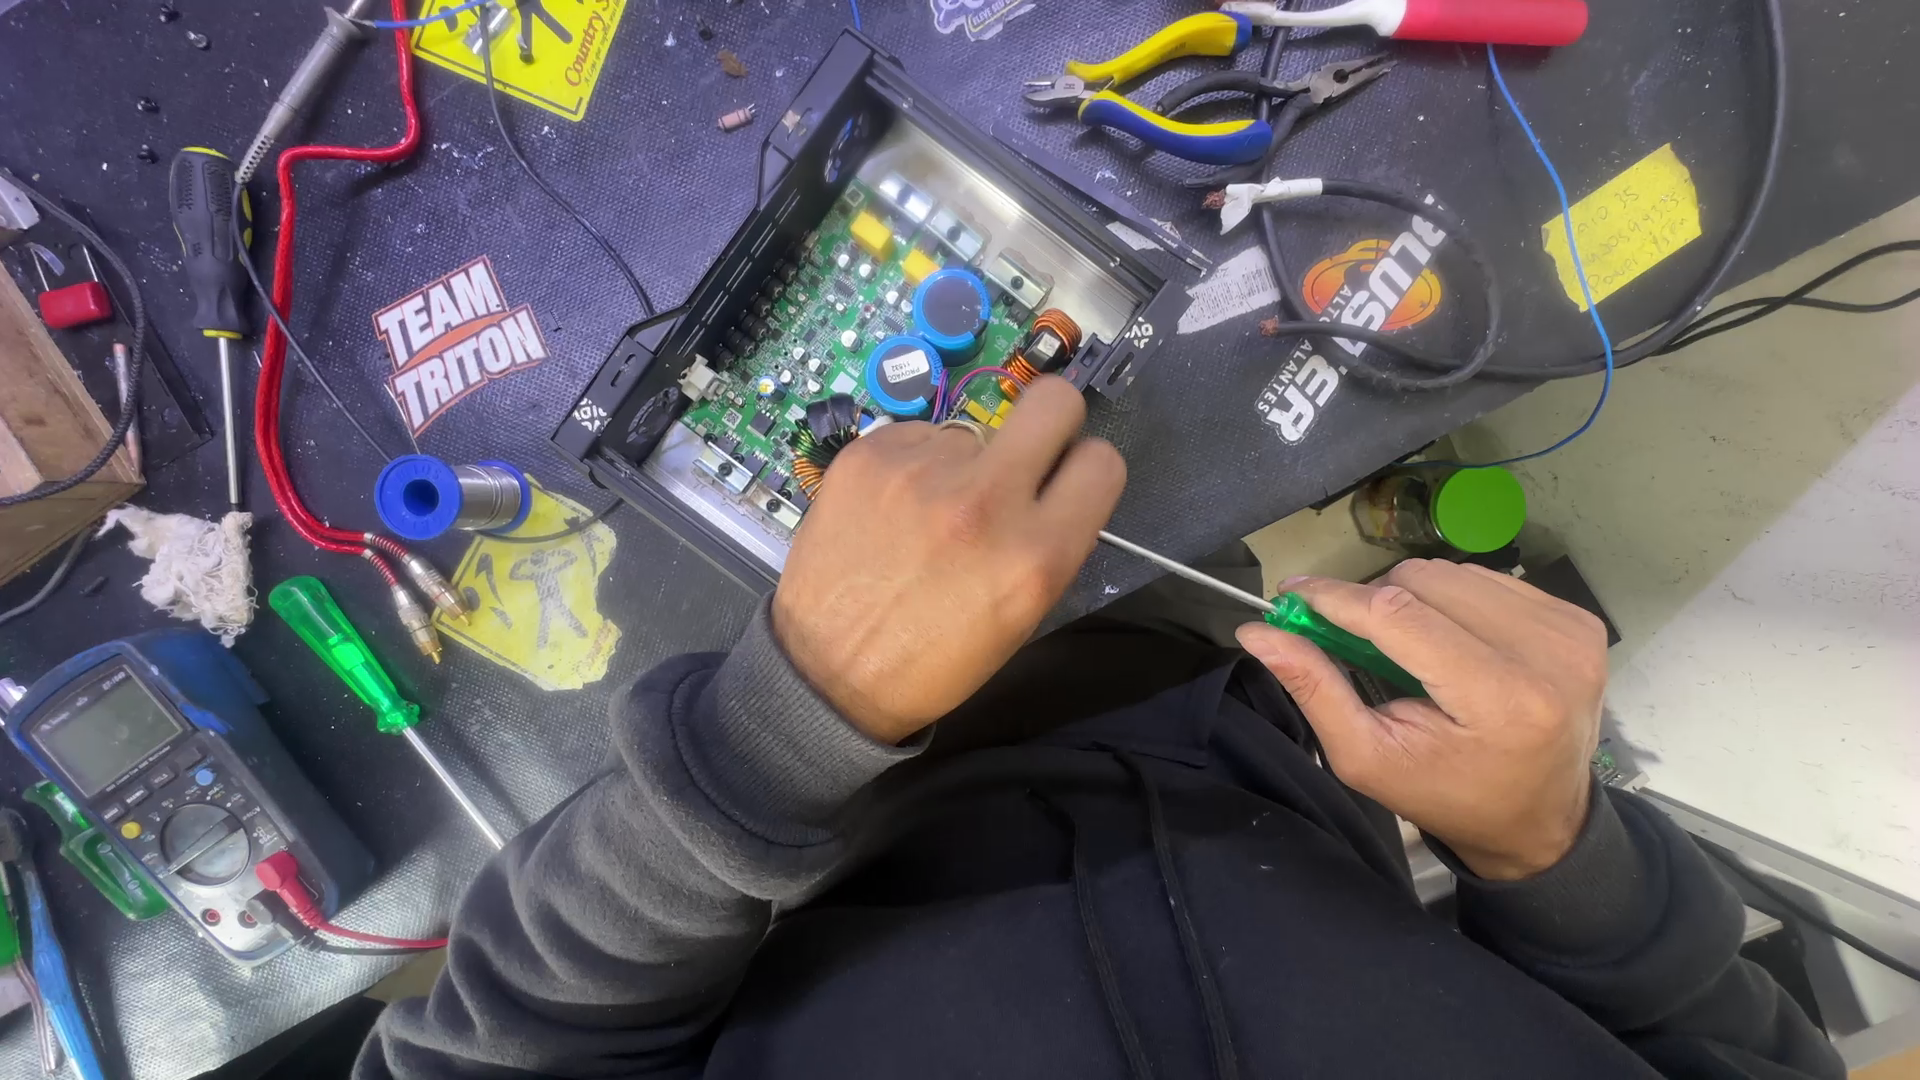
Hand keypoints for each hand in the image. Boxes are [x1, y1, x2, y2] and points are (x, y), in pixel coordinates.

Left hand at [772, 377, 1124, 744]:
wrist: (824, 671)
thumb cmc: (931, 661)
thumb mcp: (1017, 620)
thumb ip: (1047, 545)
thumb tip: (1051, 485)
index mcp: (1035, 556)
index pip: (1103, 463)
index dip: (1086, 468)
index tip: (1063, 479)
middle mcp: (984, 499)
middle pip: (1055, 400)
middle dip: (1050, 422)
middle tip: (1020, 457)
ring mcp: (920, 469)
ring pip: (972, 430)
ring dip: (962, 463)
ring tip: (926, 515)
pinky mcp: (867, 454)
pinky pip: (916, 435)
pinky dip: (913, 464)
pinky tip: (890, 508)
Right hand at [1235, 559, 1606, 879]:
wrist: (1540, 819)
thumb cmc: (1444, 793)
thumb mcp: (1363, 756)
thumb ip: (1312, 687)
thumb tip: (1255, 631)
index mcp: (1498, 699)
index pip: (1397, 614)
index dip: (1334, 597)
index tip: (1290, 593)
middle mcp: (1545, 655)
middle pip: (1421, 581)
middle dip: (1369, 600)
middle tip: (1349, 636)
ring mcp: (1570, 633)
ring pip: (1449, 572)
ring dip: (1407, 597)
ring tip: (1401, 643)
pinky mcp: (1578, 621)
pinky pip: (1483, 579)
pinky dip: (1446, 599)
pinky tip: (1443, 637)